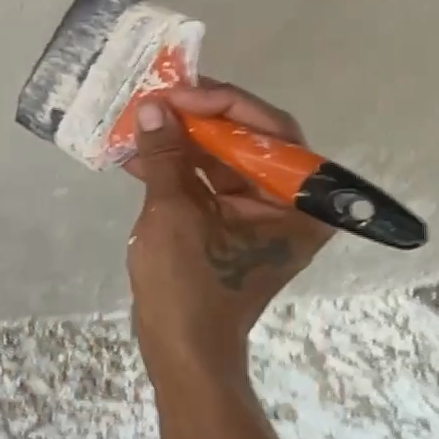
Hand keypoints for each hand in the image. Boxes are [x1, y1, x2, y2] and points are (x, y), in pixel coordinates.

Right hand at [124, 81, 335, 378]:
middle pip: (251, 141)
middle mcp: (289, 204)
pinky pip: (206, 180)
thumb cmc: (190, 282)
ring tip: (140, 122)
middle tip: (156, 99)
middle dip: (200, 118)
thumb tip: (152, 109)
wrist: (182, 344)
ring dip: (182, 139)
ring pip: (224, 158)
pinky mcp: (228, 224)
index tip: (174, 95)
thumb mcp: (174, 213)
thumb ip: (166, 157)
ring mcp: (258, 215)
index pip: (272, 132)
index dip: (223, 105)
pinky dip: (175, 165)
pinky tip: (138, 155)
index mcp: (299, 204)